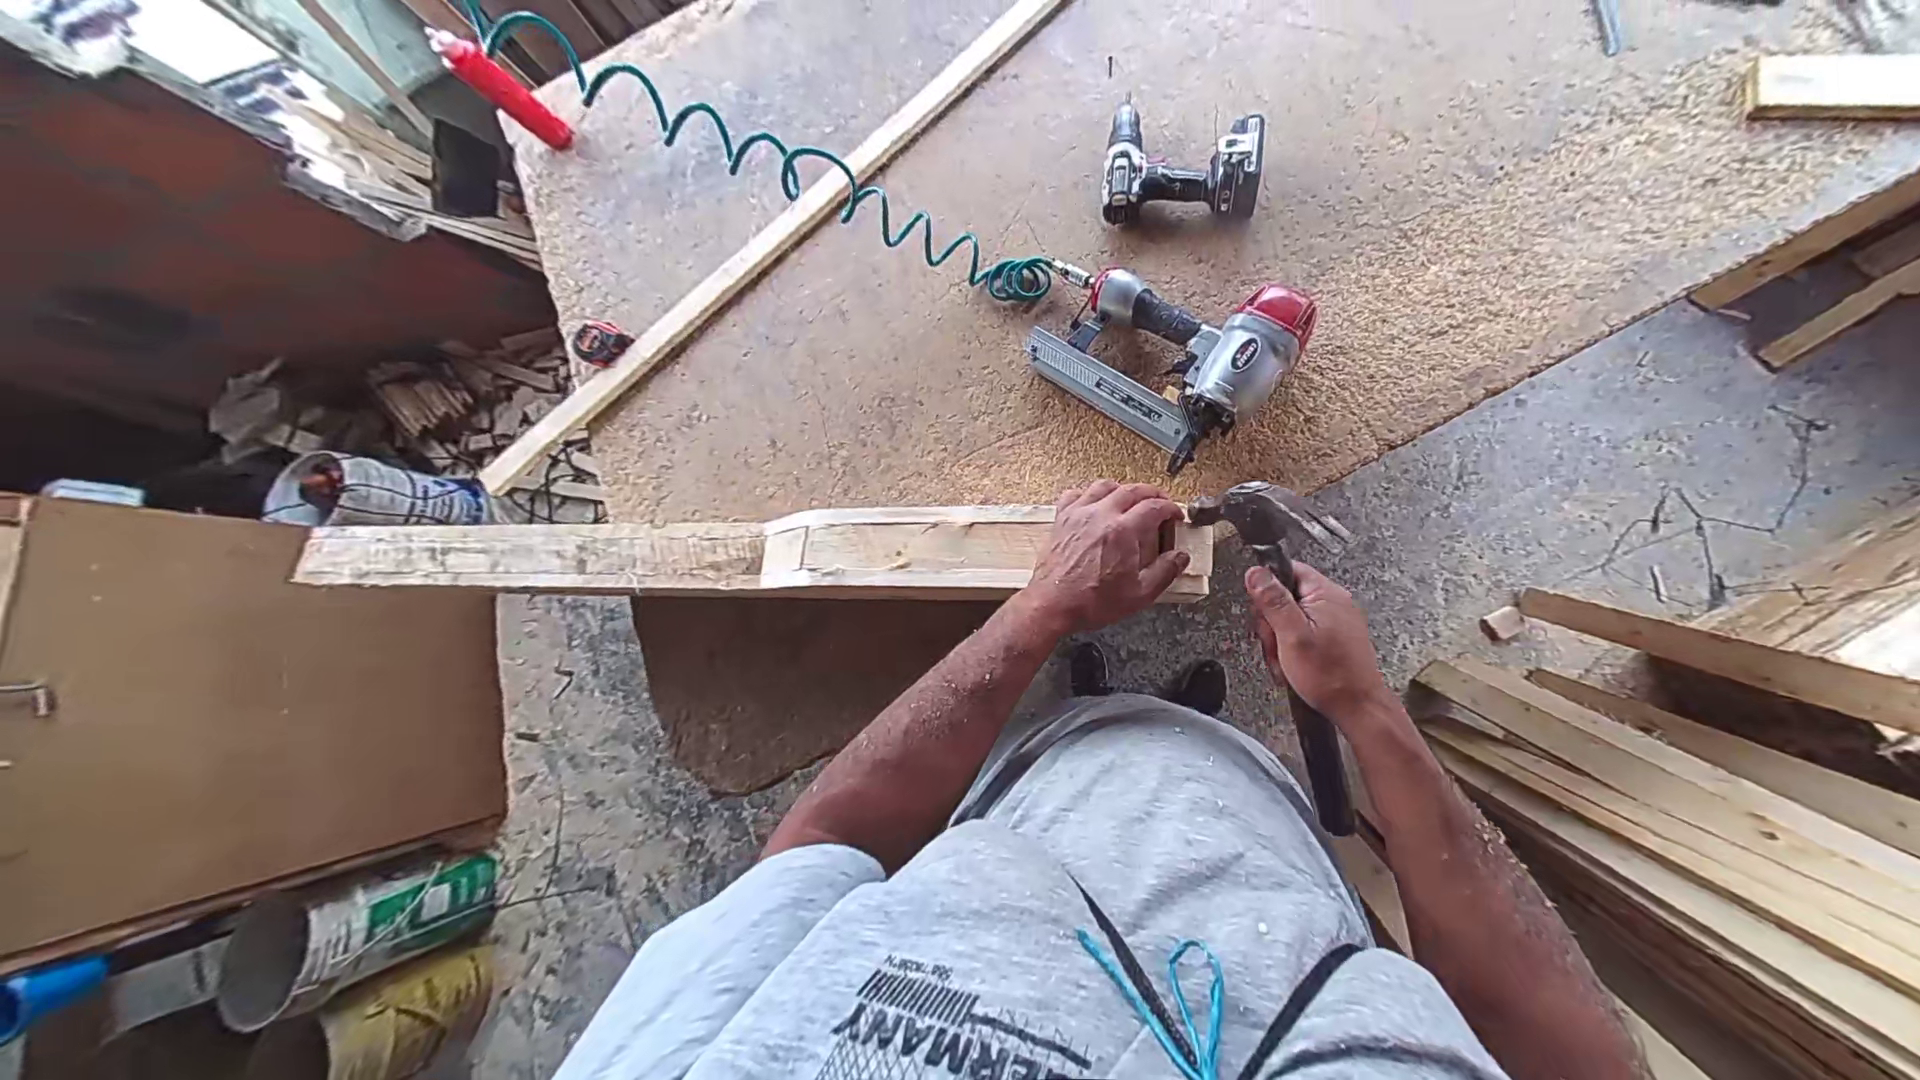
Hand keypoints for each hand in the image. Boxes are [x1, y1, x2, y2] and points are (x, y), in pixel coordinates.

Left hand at [1017, 481, 1191, 635]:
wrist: (1053, 605)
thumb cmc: (1090, 602)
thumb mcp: (1139, 594)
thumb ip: (1164, 572)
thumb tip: (1180, 558)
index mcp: (1123, 531)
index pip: (1154, 506)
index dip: (1170, 508)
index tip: (1175, 516)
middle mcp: (1100, 516)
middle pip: (1132, 490)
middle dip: (1152, 493)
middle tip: (1160, 502)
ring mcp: (1078, 515)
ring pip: (1103, 486)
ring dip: (1122, 489)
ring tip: (1131, 499)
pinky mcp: (1061, 520)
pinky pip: (1074, 495)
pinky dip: (1088, 494)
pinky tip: (1093, 503)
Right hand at [1246, 562, 1399, 729]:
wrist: (1357, 709)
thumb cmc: (1330, 675)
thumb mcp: (1291, 634)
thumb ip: (1272, 600)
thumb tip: (1256, 572)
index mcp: (1326, 594)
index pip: (1287, 570)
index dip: (1267, 588)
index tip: (1262, 610)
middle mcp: (1334, 603)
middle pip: (1284, 596)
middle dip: (1271, 622)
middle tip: (1276, 642)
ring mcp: (1334, 621)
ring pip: (1289, 618)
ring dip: (1279, 639)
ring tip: (1285, 658)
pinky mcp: (1332, 638)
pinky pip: (1300, 633)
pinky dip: (1291, 648)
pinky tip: (1292, 664)